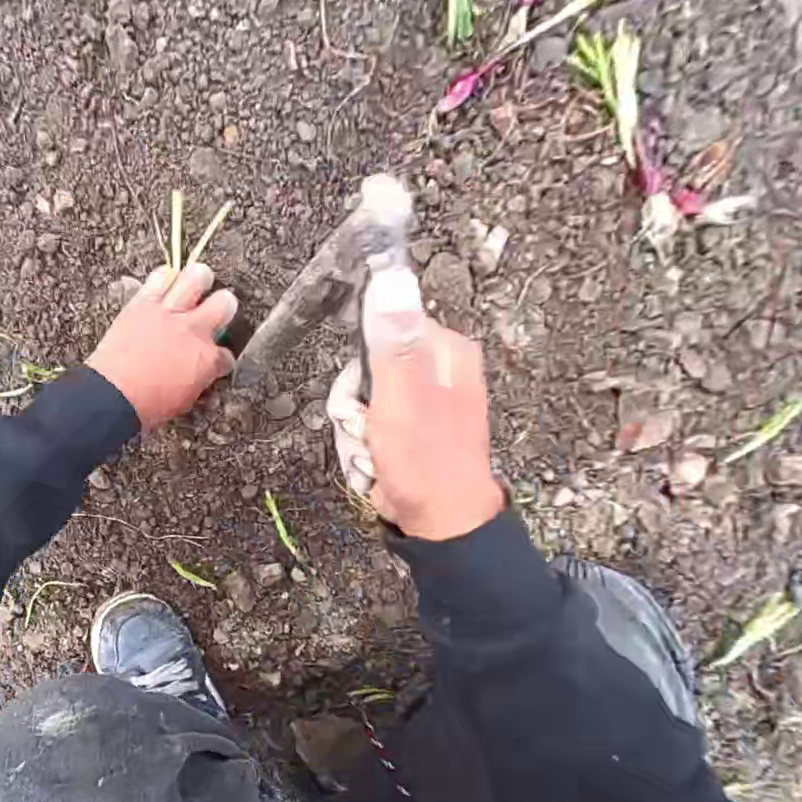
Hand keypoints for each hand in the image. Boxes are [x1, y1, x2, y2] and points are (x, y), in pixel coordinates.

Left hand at [87, 260, 237, 429]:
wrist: (114, 395)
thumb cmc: (147, 405)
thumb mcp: (184, 402)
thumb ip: (198, 384)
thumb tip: (200, 381)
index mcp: (208, 360)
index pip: (227, 355)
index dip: (222, 359)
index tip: (214, 362)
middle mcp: (195, 331)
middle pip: (226, 304)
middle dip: (225, 307)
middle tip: (216, 311)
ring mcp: (170, 313)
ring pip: (197, 277)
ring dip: (200, 279)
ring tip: (199, 281)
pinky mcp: (144, 303)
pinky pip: (161, 276)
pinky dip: (165, 276)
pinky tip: (168, 280)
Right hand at [329, 269, 502, 540]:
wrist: (440, 522)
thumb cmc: (425, 461)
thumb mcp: (403, 395)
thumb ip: (394, 340)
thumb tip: (391, 278)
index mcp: (445, 352)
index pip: (385, 327)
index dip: (364, 360)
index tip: (363, 390)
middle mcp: (436, 372)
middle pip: (368, 366)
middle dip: (356, 402)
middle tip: (367, 427)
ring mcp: (422, 402)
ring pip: (362, 398)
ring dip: (357, 429)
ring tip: (374, 451)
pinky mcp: (409, 429)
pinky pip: (369, 423)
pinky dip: (365, 445)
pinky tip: (377, 462)